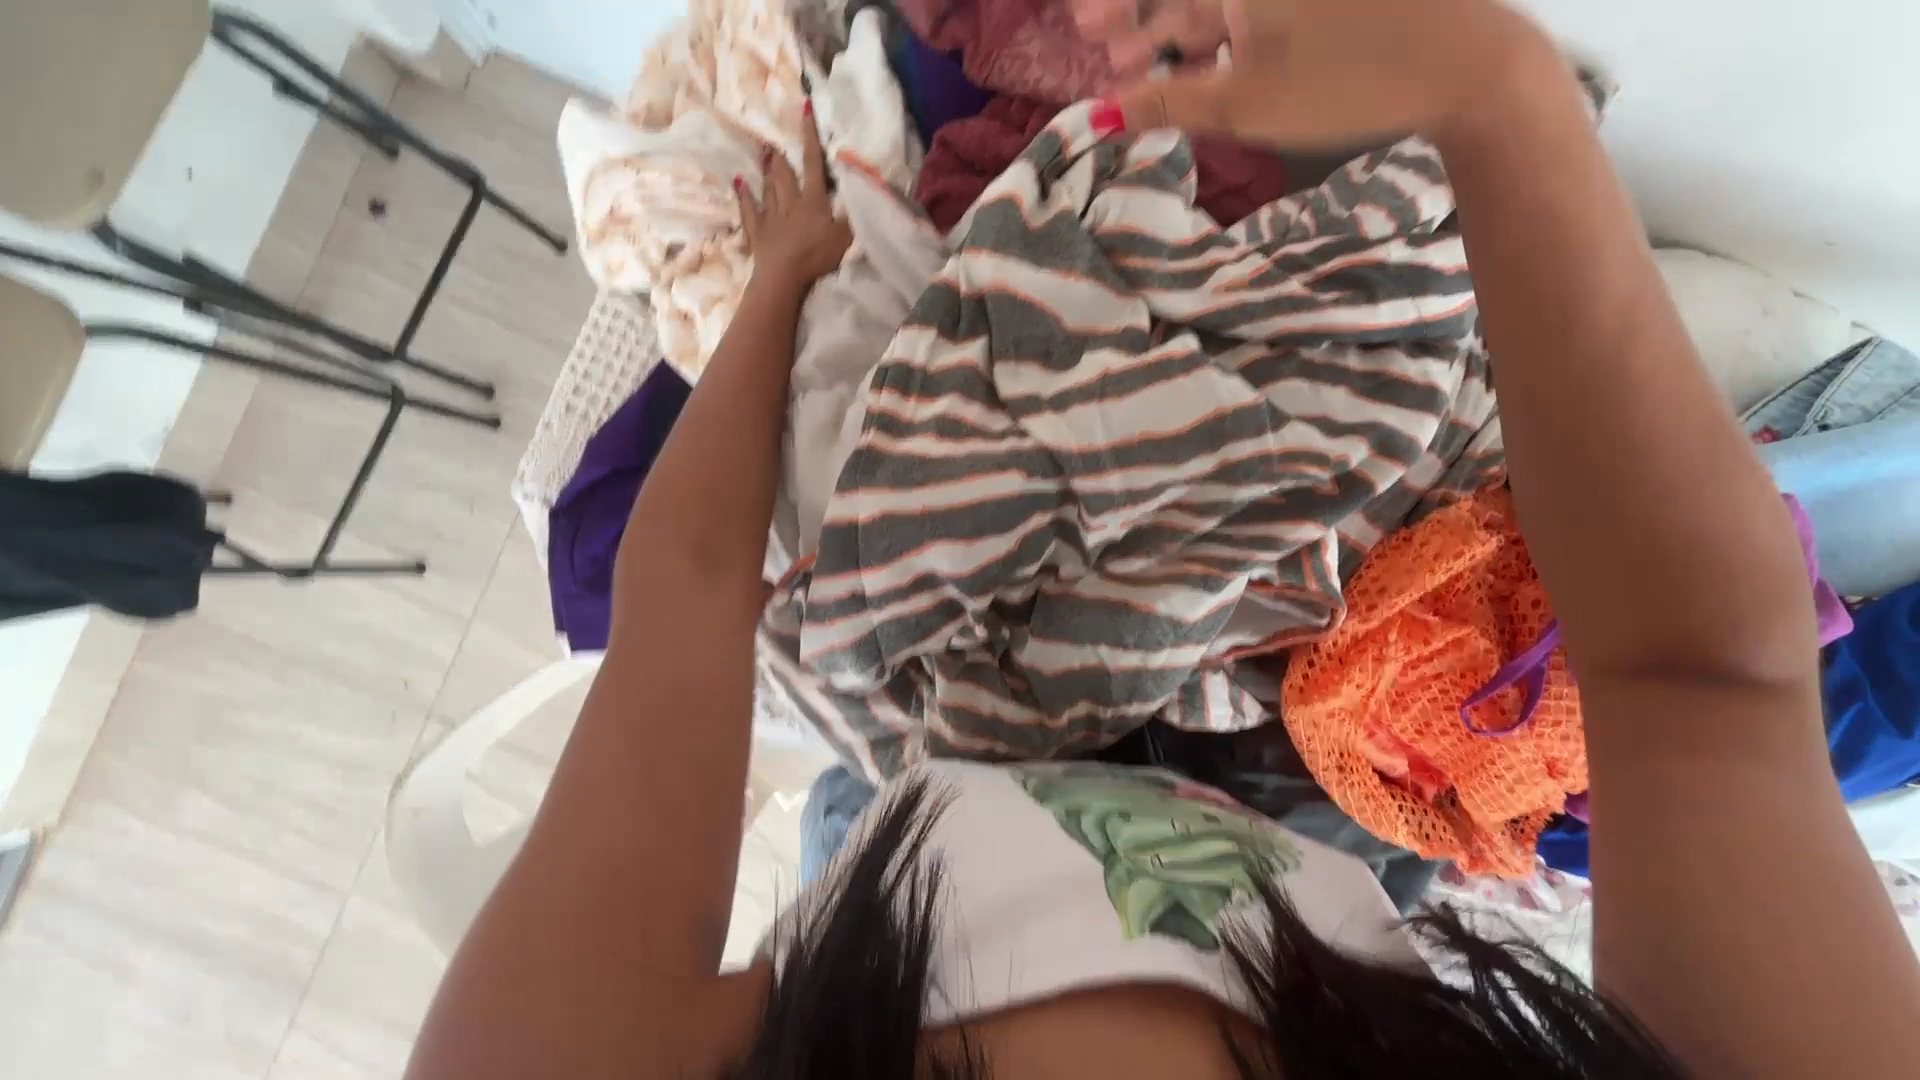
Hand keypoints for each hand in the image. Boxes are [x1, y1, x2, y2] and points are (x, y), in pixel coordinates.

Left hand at [734, 106, 851, 291]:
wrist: (784, 275)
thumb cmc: (816, 256)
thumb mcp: (845, 237)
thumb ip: (852, 215)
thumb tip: (860, 190)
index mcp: (813, 200)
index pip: (813, 162)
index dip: (810, 135)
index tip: (804, 108)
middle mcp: (790, 202)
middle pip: (785, 173)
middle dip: (783, 155)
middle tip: (775, 137)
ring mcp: (771, 217)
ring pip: (768, 187)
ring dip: (767, 170)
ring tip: (764, 154)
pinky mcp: (757, 233)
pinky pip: (750, 210)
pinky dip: (744, 195)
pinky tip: (739, 183)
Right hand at [1071, 0, 1564, 148]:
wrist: (1464, 64)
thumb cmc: (1345, 81)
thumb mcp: (1244, 104)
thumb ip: (1166, 107)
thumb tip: (1100, 117)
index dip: (1117, 5)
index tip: (1080, 26)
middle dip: (1140, 20)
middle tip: (1103, 51)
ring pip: (1218, 2)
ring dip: (1175, 33)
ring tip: (1142, 68)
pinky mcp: (1322, 2)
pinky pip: (1252, 13)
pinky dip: (1221, 37)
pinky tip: (1204, 68)